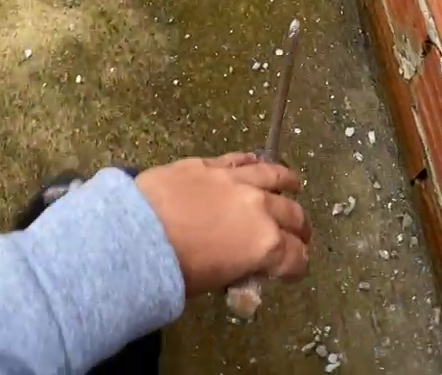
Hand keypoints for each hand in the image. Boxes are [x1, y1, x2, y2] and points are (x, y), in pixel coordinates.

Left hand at [135, 153, 310, 294]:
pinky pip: (241, 160)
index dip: (298, 267)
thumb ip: (237, 269)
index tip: (295, 271)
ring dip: (286, 182)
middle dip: (299, 228)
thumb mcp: (213, 282)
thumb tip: (241, 264)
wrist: (140, 233)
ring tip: (294, 184)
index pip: (295, 257)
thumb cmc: (176, 269)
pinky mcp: (212, 164)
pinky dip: (253, 163)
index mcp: (265, 244)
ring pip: (272, 175)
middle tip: (301, 235)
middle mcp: (259, 207)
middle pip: (291, 215)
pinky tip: (257, 161)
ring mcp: (237, 180)